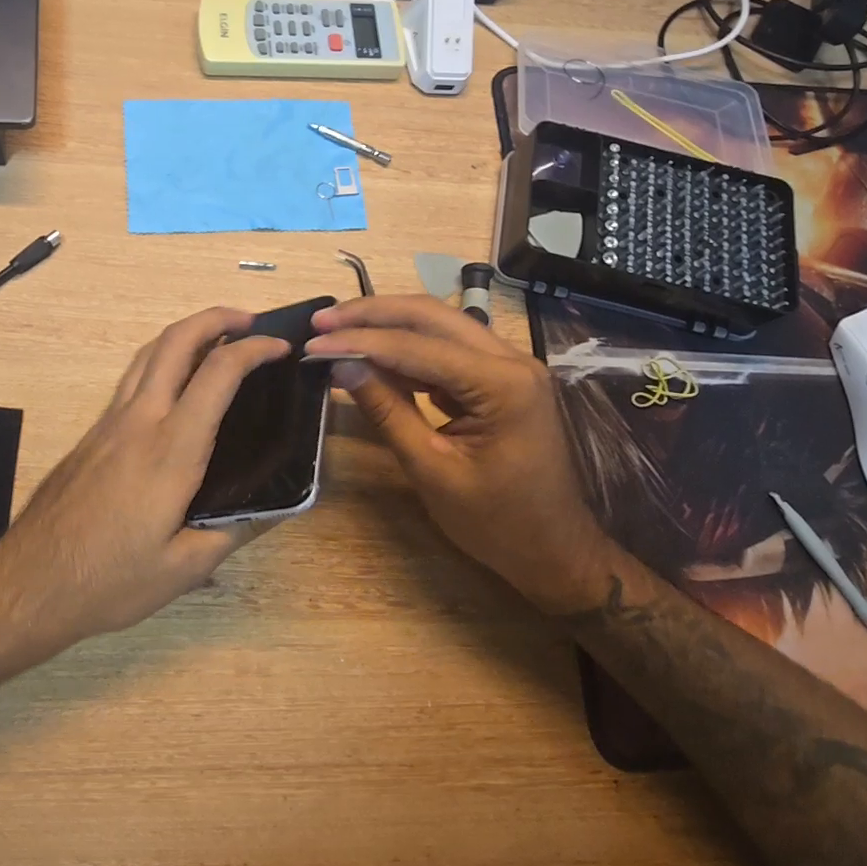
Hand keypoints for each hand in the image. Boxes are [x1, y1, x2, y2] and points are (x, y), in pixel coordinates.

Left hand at [0, 307, 290, 645]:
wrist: (30, 582)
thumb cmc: (110, 579)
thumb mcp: (185, 569)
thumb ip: (232, 532)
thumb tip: (270, 507)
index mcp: (172, 451)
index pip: (218, 374)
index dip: (254, 349)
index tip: (279, 348)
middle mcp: (138, 421)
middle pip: (175, 341)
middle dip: (215, 317)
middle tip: (250, 322)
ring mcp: (109, 424)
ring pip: (147, 354)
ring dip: (186, 334)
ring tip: (217, 341)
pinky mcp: (91, 435)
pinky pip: (132, 379)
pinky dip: (162, 362)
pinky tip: (177, 387)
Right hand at [304, 295, 614, 614]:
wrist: (555, 551)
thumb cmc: (496, 523)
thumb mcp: (431, 470)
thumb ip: (387, 412)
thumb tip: (340, 367)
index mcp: (503, 384)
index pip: (416, 348)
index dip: (359, 343)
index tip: (311, 345)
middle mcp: (511, 359)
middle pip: (431, 316)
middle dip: (371, 315)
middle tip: (320, 322)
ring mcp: (509, 366)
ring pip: (439, 325)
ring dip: (387, 325)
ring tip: (336, 331)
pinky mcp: (500, 378)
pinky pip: (447, 349)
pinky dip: (406, 349)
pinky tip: (371, 353)